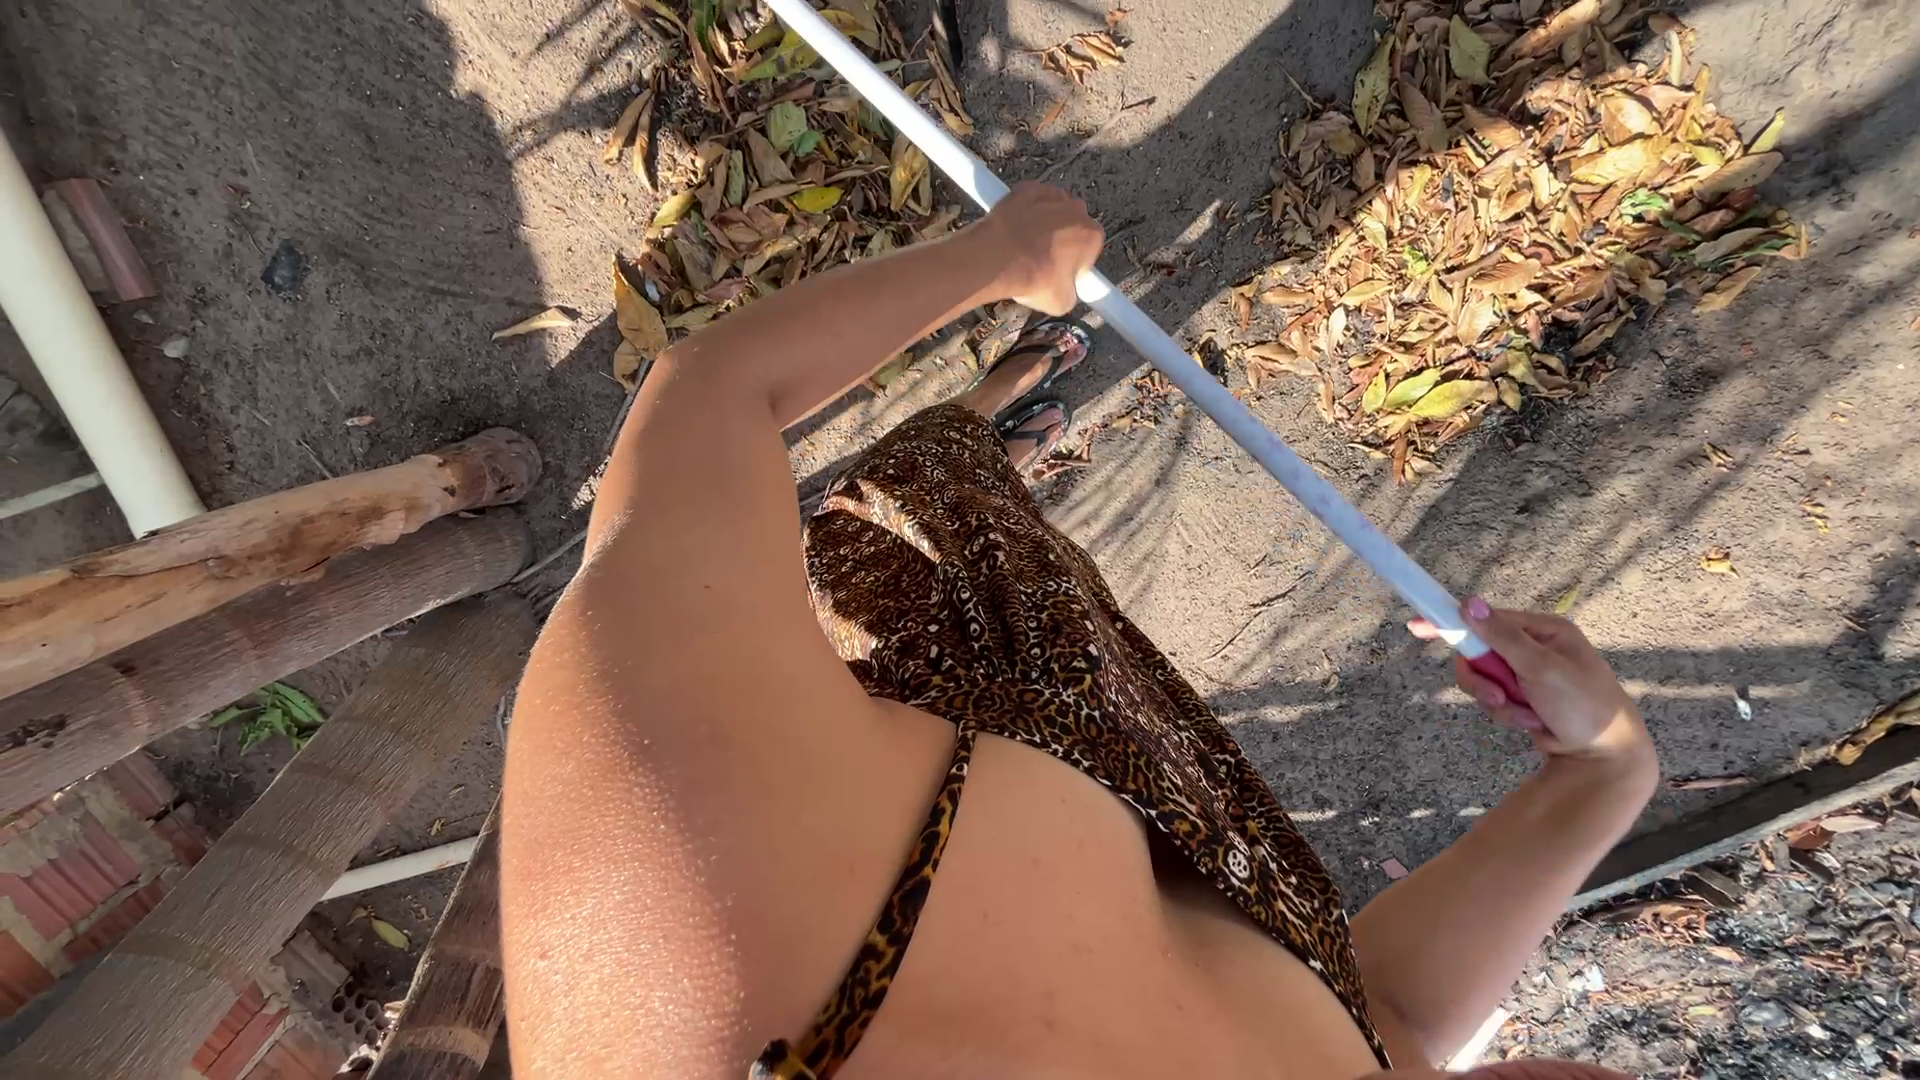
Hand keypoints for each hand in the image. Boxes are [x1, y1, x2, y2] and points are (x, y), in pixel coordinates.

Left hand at [967, 181, 1103, 314]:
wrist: (997, 259)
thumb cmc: (1033, 279)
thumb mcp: (1061, 302)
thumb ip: (1070, 293)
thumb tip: (1064, 292)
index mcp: (1092, 235)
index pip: (1090, 249)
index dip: (1077, 263)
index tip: (1063, 274)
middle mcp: (1076, 210)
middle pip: (1073, 226)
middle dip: (1062, 241)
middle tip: (1043, 263)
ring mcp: (1051, 195)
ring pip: (1052, 210)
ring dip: (1043, 225)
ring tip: (1024, 249)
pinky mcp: (1026, 189)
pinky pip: (1030, 199)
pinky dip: (1025, 211)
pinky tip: (1014, 230)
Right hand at [1411, 598, 1653, 767]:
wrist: (1605, 756)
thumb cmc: (1584, 706)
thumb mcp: (1542, 668)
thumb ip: (1502, 637)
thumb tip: (1469, 603)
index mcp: (1544, 630)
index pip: (1486, 618)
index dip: (1453, 623)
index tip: (1417, 626)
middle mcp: (1532, 646)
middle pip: (1477, 652)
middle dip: (1483, 680)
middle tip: (1496, 696)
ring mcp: (1525, 671)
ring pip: (1481, 678)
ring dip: (1496, 700)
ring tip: (1524, 715)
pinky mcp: (1520, 694)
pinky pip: (1491, 696)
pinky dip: (1506, 712)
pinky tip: (1531, 722)